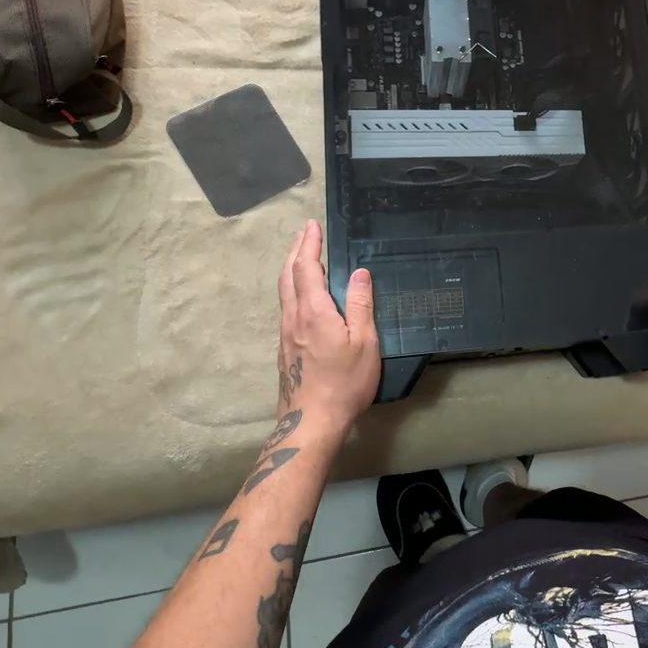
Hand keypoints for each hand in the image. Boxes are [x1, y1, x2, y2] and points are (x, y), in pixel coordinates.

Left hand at [275, 220, 379, 436]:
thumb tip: (359, 272)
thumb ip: (359, 305)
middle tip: (305, 232)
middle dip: (296, 250)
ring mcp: (286, 334)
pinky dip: (292, 287)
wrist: (311, 422)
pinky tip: (301, 294)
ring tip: (301, 255)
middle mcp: (294, 317)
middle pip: (288, 275)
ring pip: (284, 291)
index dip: (309, 244)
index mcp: (313, 311)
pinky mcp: (285, 348)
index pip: (307, 268)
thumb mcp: (364, 342)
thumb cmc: (344, 382)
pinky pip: (286, 306)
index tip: (312, 225)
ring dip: (291, 268)